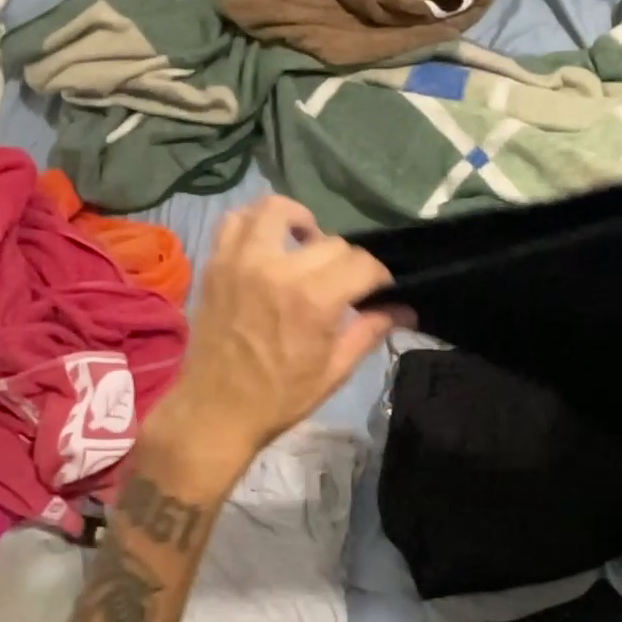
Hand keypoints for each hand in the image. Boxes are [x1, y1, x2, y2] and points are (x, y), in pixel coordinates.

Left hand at [147, 196, 404, 465]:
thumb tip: (405, 310)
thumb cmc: (279, 398)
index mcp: (314, 300)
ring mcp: (241, 262)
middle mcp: (278, 270)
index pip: (362, 263)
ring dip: (300, 222)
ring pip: (277, 210)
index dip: (379, 276)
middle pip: (330, 242)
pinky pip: (235, 221)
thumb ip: (370, 331)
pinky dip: (255, 223)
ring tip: (306, 244)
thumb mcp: (334, 370)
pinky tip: (268, 244)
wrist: (216, 412)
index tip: (379, 289)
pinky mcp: (216, 264)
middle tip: (343, 284)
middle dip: (347, 261)